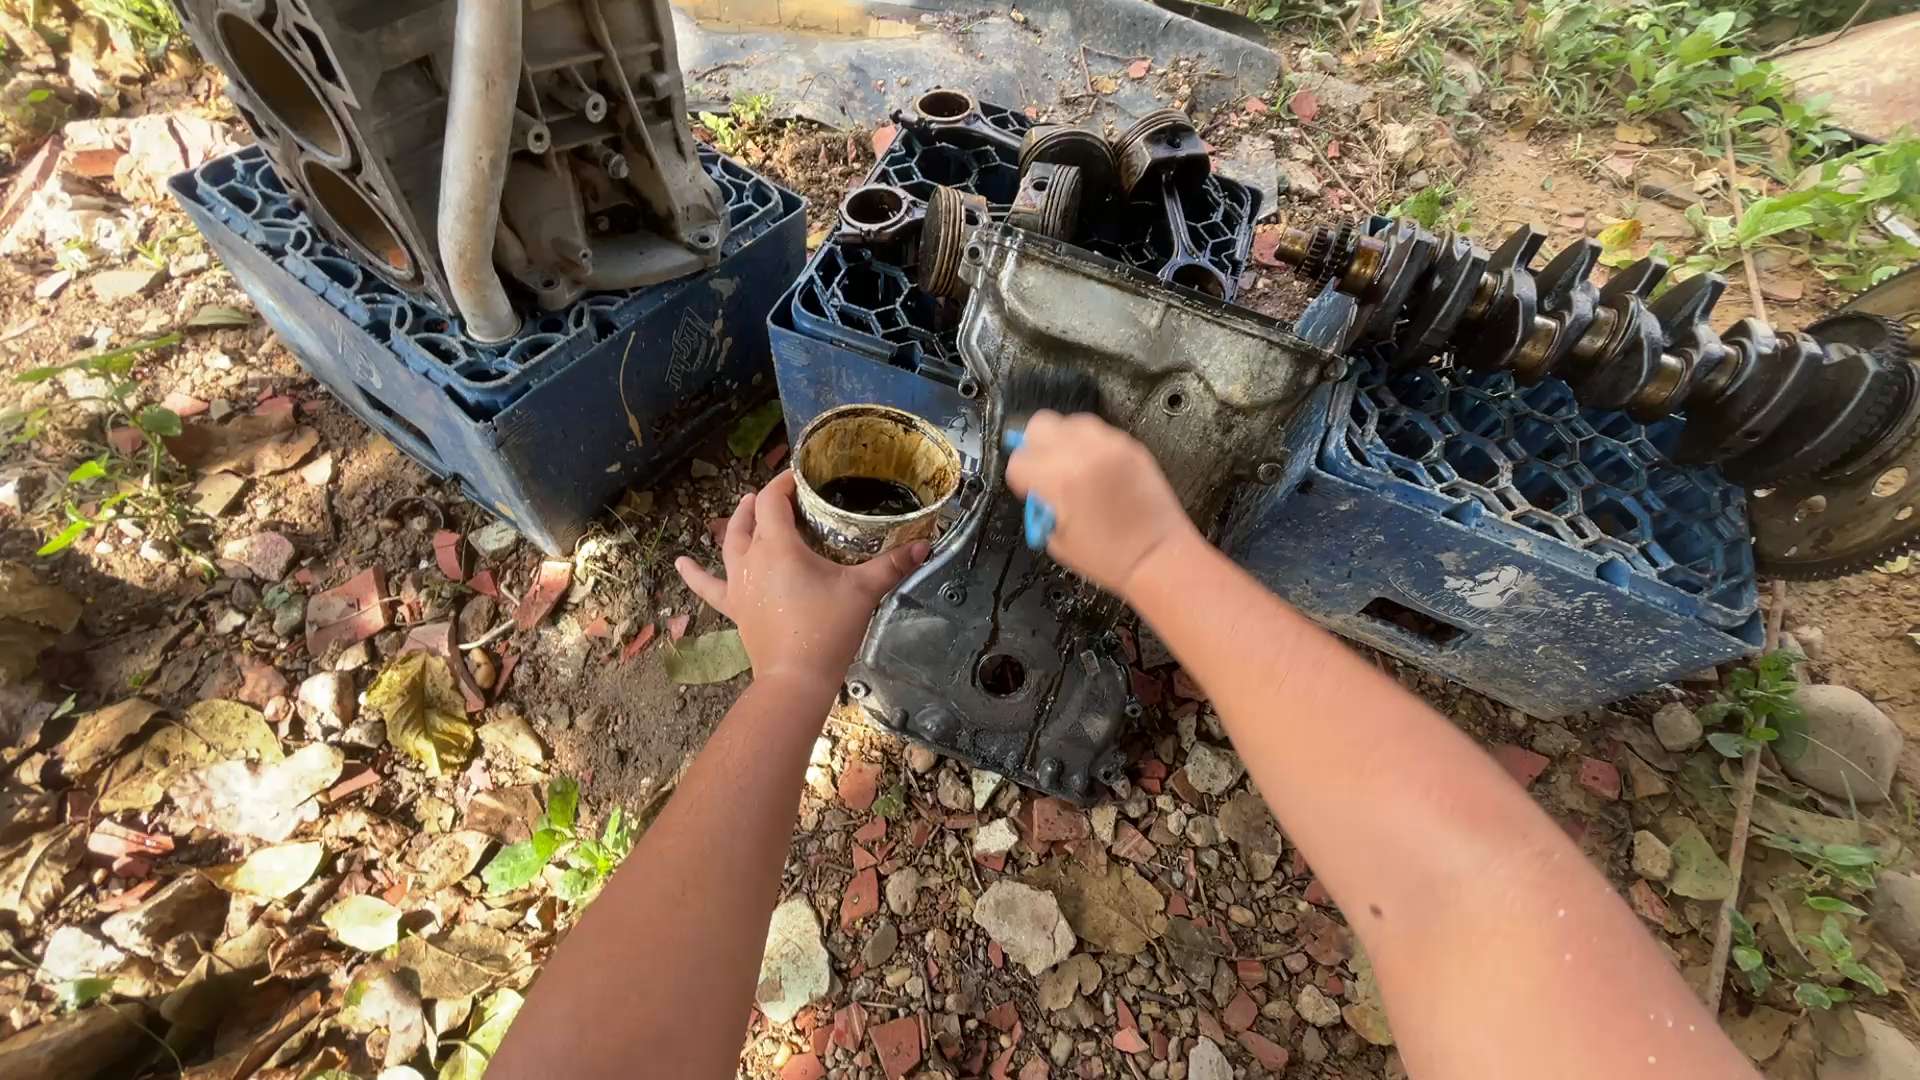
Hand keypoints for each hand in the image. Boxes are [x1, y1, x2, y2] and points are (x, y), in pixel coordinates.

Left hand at [675, 471, 928, 693]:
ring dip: (736, 522)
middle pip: (748, 518)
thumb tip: (927, 544)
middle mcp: (751, 559)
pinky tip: (680, 563)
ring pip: (728, 544)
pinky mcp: (735, 608)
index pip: (773, 500)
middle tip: (782, 496)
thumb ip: (893, 565)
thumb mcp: (863, 591)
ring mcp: (738, 585)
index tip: (803, 477)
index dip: (785, 483)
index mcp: (778, 546)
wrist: (796, 679)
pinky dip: (693, 574)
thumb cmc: (827, 629)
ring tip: (742, 508)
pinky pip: (709, 587)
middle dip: (763, 501)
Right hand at [1003, 410, 1199, 595]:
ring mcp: (1111, 445)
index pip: (1019, 460)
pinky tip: (1093, 469)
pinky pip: (1098, 432)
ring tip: (1069, 468)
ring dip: (1061, 441)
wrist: (1157, 556)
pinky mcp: (1131, 446)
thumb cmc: (1110, 557)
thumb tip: (1037, 487)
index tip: (1028, 491)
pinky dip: (1088, 445)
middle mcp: (1085, 453)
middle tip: (1041, 472)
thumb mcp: (1057, 539)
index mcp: (1062, 479)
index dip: (1019, 479)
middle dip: (1033, 448)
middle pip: (1039, 426)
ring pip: (1069, 422)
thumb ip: (1041, 505)